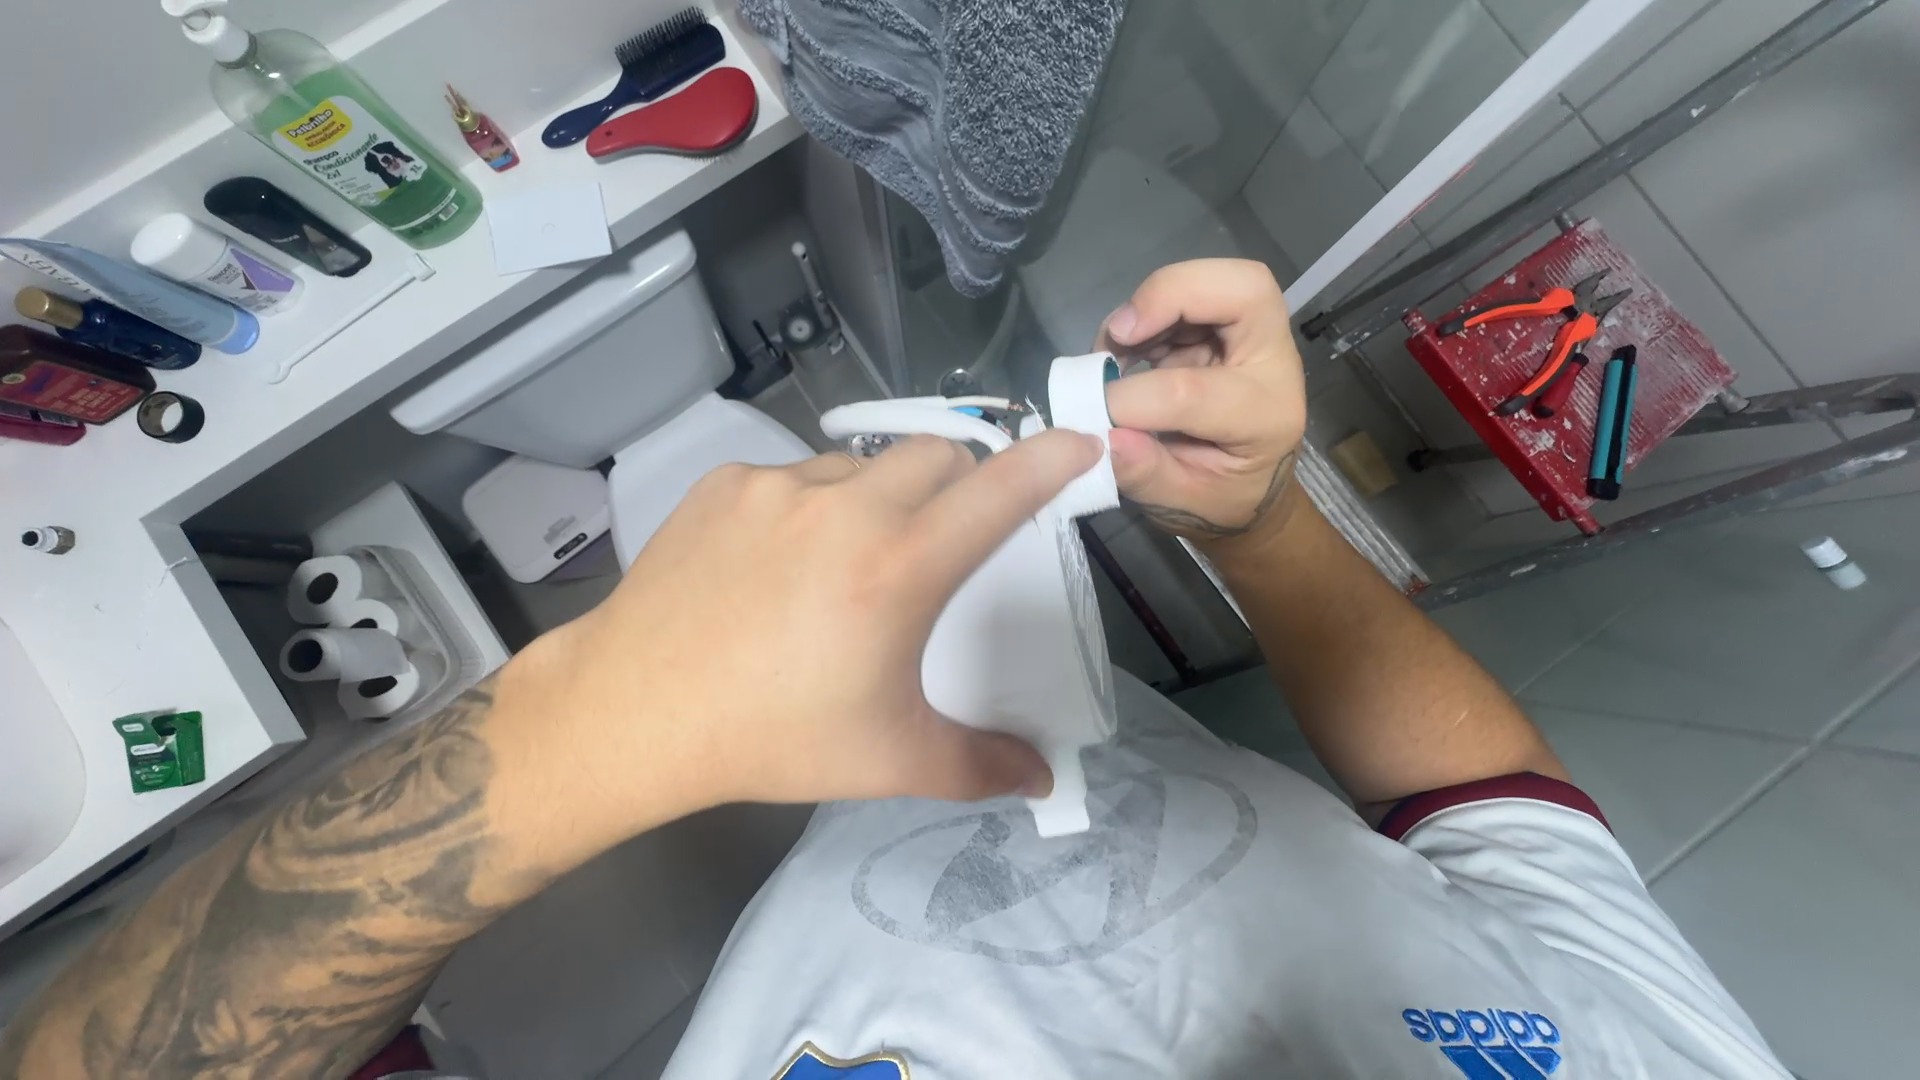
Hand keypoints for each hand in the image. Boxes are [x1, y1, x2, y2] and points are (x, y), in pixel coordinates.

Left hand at [524, 431, 1103, 826]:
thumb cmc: (770, 738)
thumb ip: (980, 766)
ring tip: (847, 563)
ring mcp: (777, 485)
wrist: (631, 713)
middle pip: (936, 454)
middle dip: (959, 482)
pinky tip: (778, 564)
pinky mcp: (725, 482)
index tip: (1078, 443)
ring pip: (863, 465)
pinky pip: (795, 476)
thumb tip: (1043, 778)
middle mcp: (844, 507)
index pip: (998, 492)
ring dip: (881, 497)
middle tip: (940, 540)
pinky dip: (813, 506)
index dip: (1049, 462)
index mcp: (897, 568)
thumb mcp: (888, 758)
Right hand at [1096, 259, 1307, 550]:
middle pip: (1245, 289)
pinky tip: (1125, 347)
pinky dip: (1148, 311)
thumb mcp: (1178, 505)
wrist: (1248, 491)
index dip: (1133, 398)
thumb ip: (1144, 474)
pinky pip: (1191, 294)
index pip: (1194, 391)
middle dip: (1172, 294)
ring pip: (1216, 281)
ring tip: (1116, 348)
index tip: (1093, 415)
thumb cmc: (1217, 501)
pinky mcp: (1226, 330)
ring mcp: (1251, 341)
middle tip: (1121, 333)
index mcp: (1264, 420)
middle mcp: (1271, 366)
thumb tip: (1104, 435)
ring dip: (1152, 304)